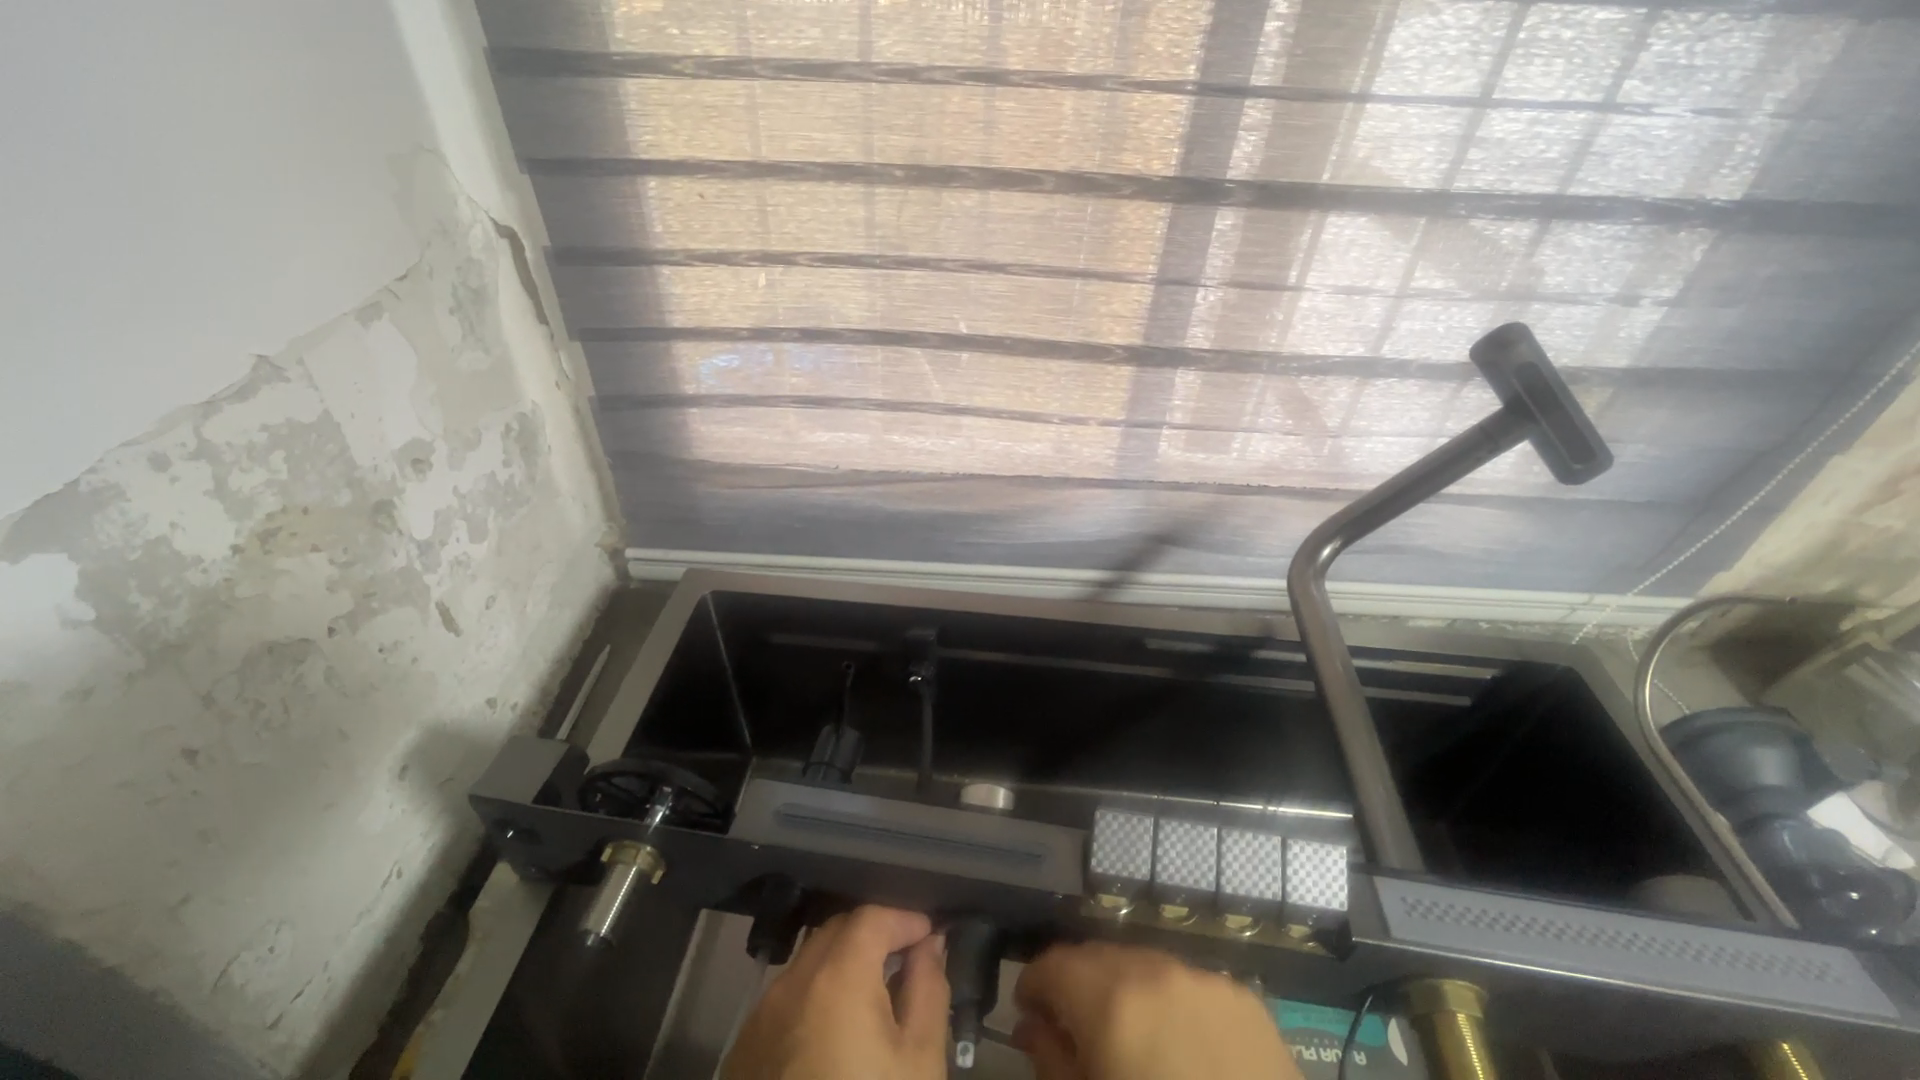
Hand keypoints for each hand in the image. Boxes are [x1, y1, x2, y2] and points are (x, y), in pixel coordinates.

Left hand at [722, 905, 949, 1079]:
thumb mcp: (919, 1059)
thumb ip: (928, 989)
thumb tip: (930, 946)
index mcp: (837, 978)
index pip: (872, 916)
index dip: (905, 917)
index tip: (930, 934)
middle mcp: (791, 984)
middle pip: (835, 932)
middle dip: (873, 934)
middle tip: (907, 957)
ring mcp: (761, 1017)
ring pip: (806, 964)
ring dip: (842, 963)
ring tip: (876, 996)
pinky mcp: (745, 1050)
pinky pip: (785, 1000)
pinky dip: (815, 995)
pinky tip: (836, 1032)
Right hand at [1012, 942, 1301, 1079]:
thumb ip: (1050, 1059)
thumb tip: (1032, 1026)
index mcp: (1108, 998)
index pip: (1051, 963)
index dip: (1033, 986)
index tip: (1030, 1013)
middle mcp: (1154, 971)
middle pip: (1097, 957)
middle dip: (1078, 985)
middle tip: (1075, 1028)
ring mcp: (1204, 979)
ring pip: (1145, 966)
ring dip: (1126, 990)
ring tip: (1133, 1037)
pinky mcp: (1243, 996)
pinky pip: (1190, 985)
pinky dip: (1173, 1003)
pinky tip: (1182, 1045)